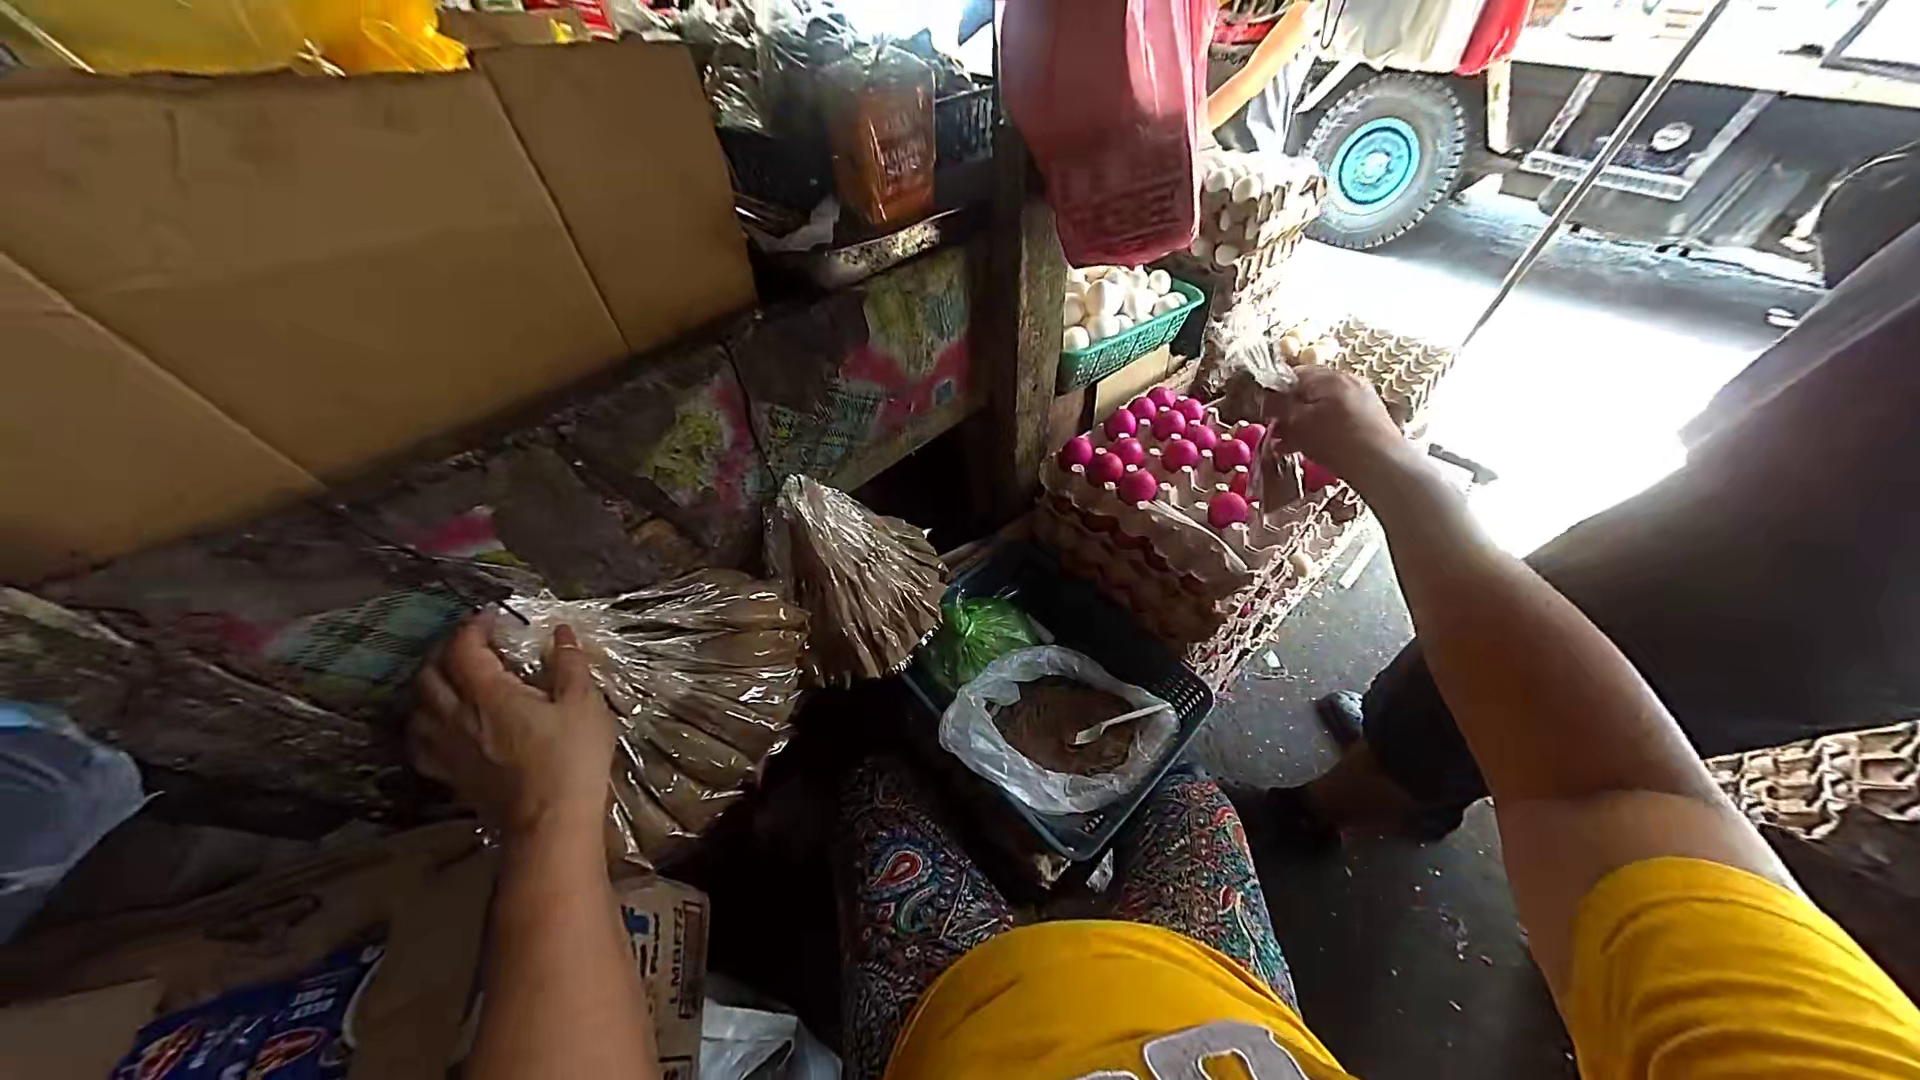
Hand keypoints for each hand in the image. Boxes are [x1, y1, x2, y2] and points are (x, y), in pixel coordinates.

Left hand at [410, 613, 615, 839]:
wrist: (550, 820)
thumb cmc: (572, 756)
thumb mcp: (584, 703)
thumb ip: (569, 664)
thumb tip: (560, 633)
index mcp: (490, 695)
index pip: (465, 650)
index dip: (474, 627)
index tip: (492, 615)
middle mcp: (457, 717)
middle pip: (431, 674)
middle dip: (448, 651)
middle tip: (474, 643)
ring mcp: (447, 749)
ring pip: (418, 706)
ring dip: (431, 684)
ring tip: (455, 678)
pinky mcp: (448, 774)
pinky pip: (419, 742)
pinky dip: (425, 722)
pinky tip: (441, 723)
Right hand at [1275, 365, 1417, 489]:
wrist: (1381, 463)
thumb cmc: (1333, 439)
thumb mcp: (1297, 422)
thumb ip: (1279, 406)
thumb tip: (1267, 397)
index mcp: (1329, 377)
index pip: (1293, 374)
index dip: (1274, 393)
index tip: (1266, 413)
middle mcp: (1348, 381)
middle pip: (1309, 392)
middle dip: (1289, 411)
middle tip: (1275, 432)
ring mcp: (1362, 398)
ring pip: (1321, 407)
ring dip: (1302, 423)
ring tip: (1287, 445)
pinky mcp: (1369, 417)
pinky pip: (1336, 418)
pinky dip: (1320, 429)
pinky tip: (1310, 447)